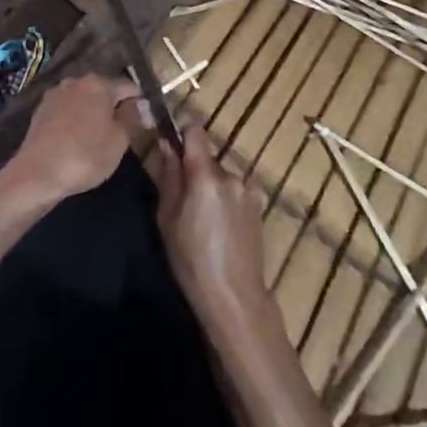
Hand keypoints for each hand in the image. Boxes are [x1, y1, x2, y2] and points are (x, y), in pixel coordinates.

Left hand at [7, 72, 134, 199]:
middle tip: (120, 132)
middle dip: (114, 107)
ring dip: (93, 112)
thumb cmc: (85, 156)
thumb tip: (141, 105)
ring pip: (84, 99)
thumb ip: (133, 117)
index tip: (142, 123)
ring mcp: (55, 94)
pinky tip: (75, 140)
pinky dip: (75, 119)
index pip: (129, 86)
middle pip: (105, 90)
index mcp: (99, 83)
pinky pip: (67, 109)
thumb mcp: (120, 140)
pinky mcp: (40, 110)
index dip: (139, 104)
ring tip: (96, 137)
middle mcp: (77, 81)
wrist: (36, 175)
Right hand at [139, 125, 271, 328]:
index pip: (196, 132)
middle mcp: (232, 174)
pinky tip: (222, 226)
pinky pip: (237, 189)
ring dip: (212, 186)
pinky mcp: (260, 201)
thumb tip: (166, 143)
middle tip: (183, 201)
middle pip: (209, 158)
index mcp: (206, 176)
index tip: (173, 142)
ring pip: (223, 175)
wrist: (233, 294)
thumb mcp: (167, 219)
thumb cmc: (191, 261)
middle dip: (195, 170)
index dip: (184, 132)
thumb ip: (168, 176)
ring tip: (204, 220)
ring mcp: (250, 187)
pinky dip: (227, 198)